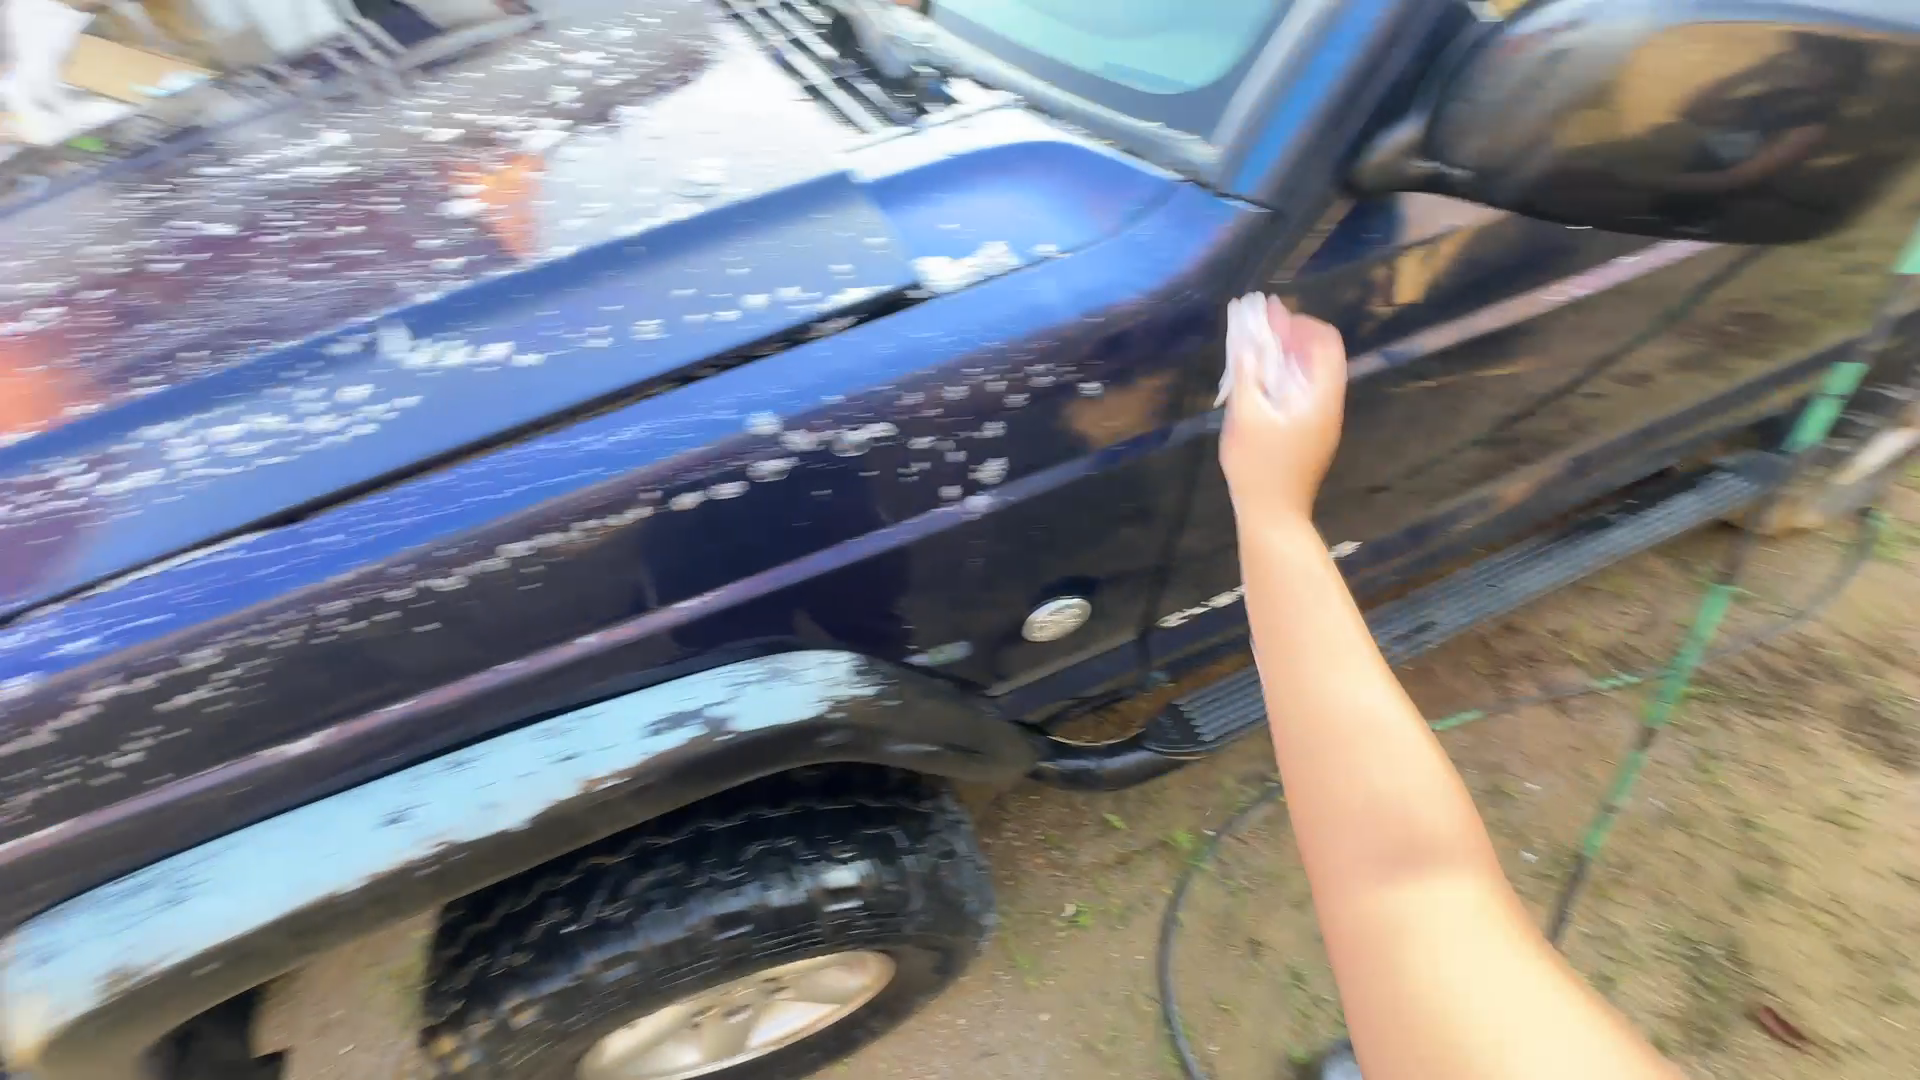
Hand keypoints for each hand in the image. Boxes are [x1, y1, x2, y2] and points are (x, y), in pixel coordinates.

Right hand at [1216, 293, 1347, 528]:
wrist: (1273, 516)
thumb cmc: (1258, 466)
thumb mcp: (1245, 416)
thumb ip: (1247, 374)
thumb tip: (1248, 338)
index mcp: (1322, 396)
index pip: (1325, 342)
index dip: (1299, 323)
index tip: (1269, 318)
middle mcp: (1329, 405)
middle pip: (1319, 356)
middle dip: (1289, 337)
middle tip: (1258, 327)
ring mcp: (1322, 422)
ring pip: (1310, 376)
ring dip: (1285, 358)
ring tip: (1255, 351)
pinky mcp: (1310, 436)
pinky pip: (1302, 394)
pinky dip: (1284, 379)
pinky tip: (1260, 384)